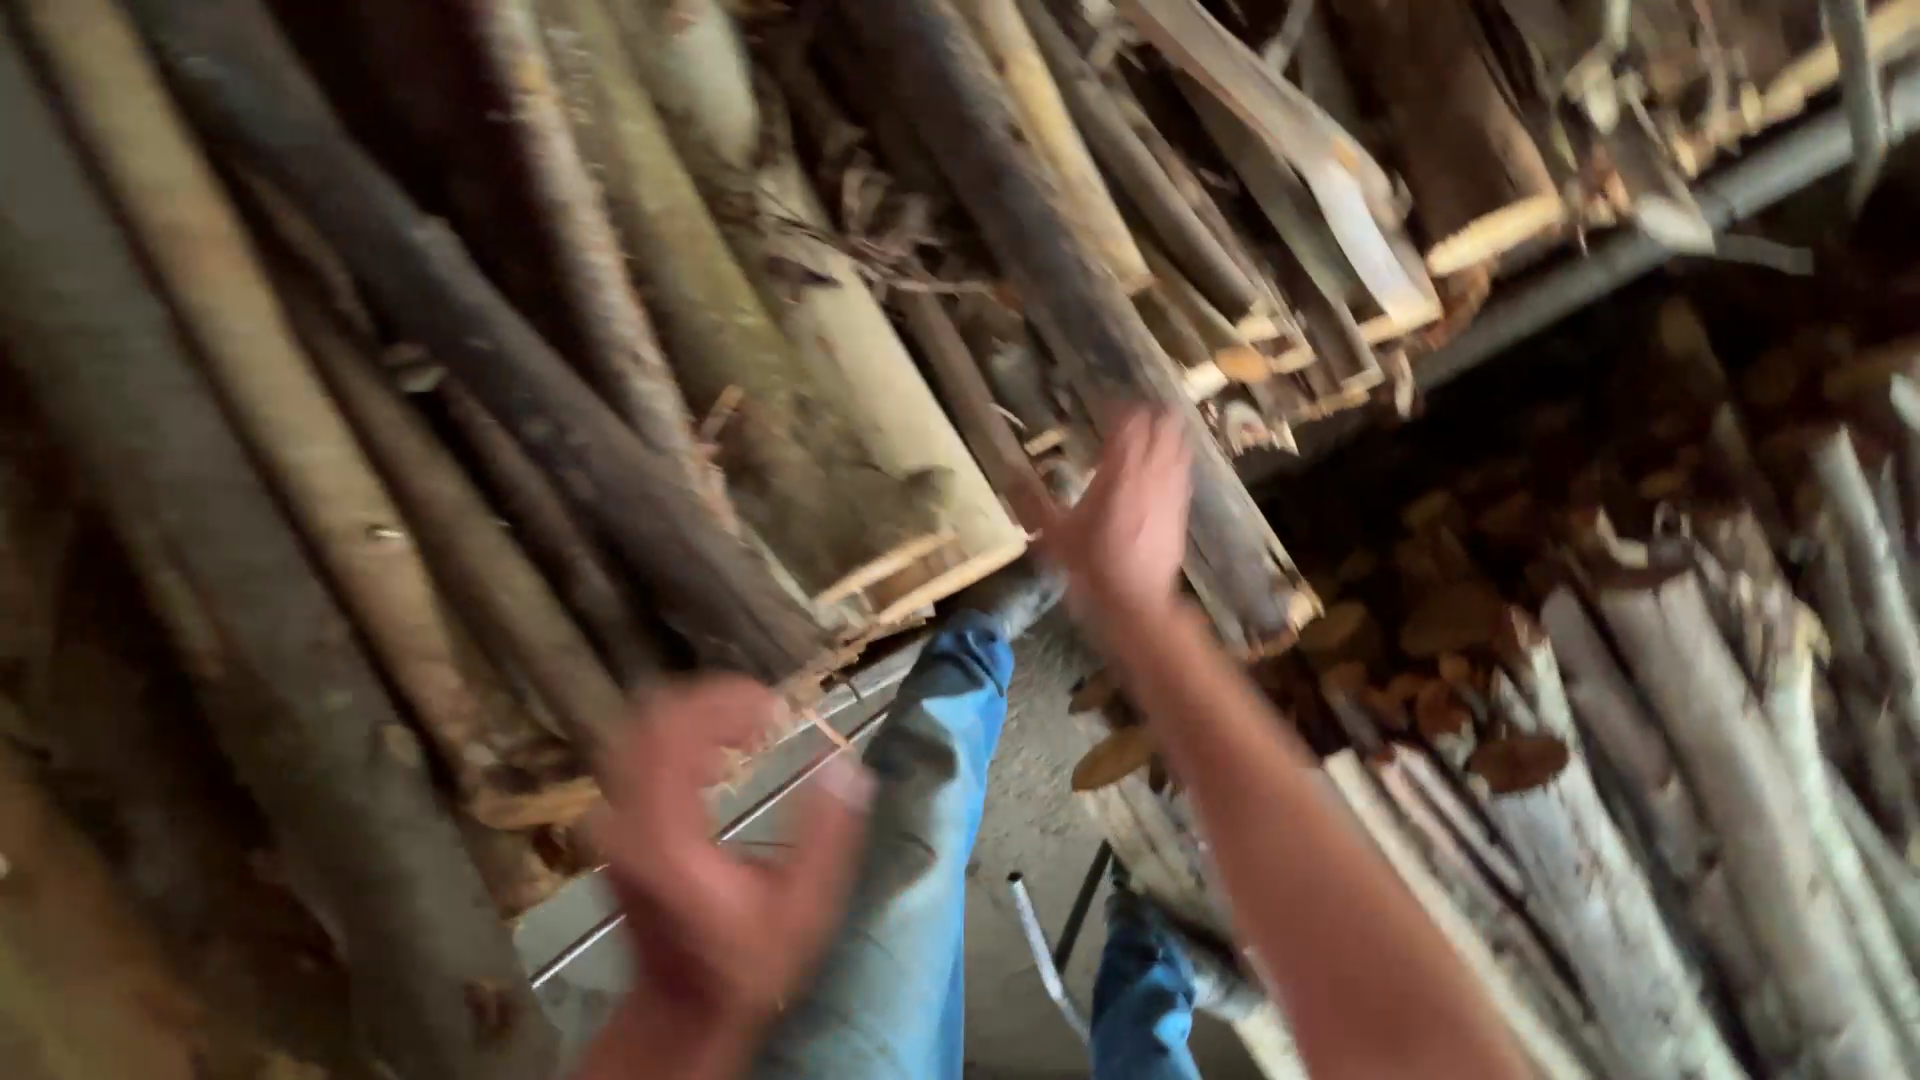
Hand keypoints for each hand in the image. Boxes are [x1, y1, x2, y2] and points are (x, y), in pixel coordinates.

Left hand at [576, 677, 872, 1077]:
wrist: (682, 1010)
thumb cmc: (747, 961)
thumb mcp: (804, 906)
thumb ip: (828, 834)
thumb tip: (847, 765)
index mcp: (666, 834)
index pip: (676, 728)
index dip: (728, 700)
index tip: (777, 710)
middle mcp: (626, 818)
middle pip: (653, 715)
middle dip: (714, 698)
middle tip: (765, 712)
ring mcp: (613, 819)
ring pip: (641, 726)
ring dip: (698, 713)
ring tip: (749, 728)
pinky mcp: (617, 823)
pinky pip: (640, 750)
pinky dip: (682, 735)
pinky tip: (721, 754)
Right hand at [1035, 407, 1191, 617]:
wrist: (1135, 602)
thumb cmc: (1091, 566)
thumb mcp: (1054, 534)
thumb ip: (1032, 500)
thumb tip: (1009, 472)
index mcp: (1119, 474)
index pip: (1128, 423)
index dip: (1119, 408)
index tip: (1106, 405)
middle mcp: (1151, 475)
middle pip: (1161, 425)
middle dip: (1148, 414)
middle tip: (1131, 413)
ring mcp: (1171, 491)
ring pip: (1178, 444)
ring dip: (1166, 432)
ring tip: (1152, 428)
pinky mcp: (1181, 509)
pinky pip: (1183, 470)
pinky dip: (1175, 458)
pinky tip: (1164, 465)